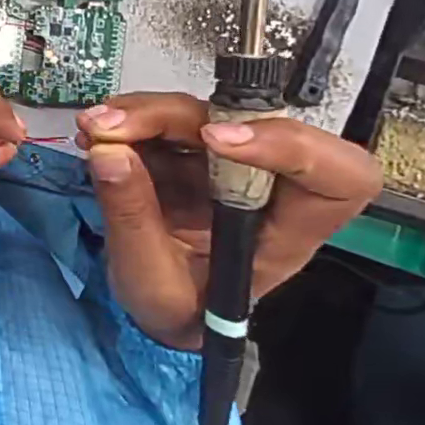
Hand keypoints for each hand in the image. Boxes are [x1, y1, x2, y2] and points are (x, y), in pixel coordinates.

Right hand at [75, 94, 382, 349]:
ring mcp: (223, 165)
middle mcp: (263, 186)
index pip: (333, 175)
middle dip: (170, 117)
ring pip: (197, 113)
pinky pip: (163, 121)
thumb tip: (108, 152)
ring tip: (91, 128)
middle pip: (241, 125)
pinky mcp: (186, 154)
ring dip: (140, 113)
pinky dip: (125, 120)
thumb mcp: (152, 281)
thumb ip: (132, 219)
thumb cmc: (177, 308)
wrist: (162, 310)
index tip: (215, 140)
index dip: (289, 146)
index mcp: (286, 230)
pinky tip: (92, 133)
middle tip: (110, 127)